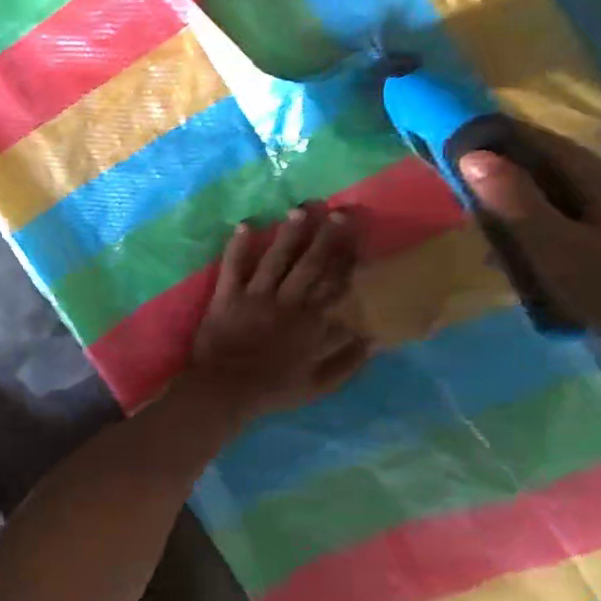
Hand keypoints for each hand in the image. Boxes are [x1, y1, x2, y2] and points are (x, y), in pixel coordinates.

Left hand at [175, 206, 369, 426]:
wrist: (224, 389)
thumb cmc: (272, 390)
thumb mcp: (319, 384)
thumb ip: (348, 361)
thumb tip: (375, 339)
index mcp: (311, 323)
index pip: (335, 285)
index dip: (347, 261)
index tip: (359, 238)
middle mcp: (287, 303)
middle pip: (310, 265)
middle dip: (326, 237)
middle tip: (339, 212)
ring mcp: (255, 296)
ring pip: (276, 259)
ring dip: (289, 234)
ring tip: (301, 210)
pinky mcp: (226, 295)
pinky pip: (232, 266)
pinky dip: (238, 246)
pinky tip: (246, 225)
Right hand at [457, 125, 600, 378]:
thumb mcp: (554, 247)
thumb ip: (514, 200)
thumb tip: (474, 154)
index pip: (550, 144)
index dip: (506, 136)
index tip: (466, 137)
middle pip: (565, 172)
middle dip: (516, 177)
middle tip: (473, 194)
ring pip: (578, 202)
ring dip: (534, 209)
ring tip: (500, 236)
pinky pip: (593, 226)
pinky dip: (557, 231)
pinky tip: (543, 260)